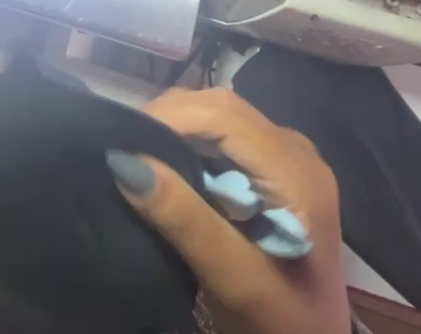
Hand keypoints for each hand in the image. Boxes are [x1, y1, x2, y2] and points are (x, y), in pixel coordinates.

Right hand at [108, 88, 348, 333]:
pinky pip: (224, 136)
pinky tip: (167, 162)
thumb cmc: (281, 321)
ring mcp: (287, 159)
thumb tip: (124, 160)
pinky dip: (189, 141)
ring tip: (138, 150)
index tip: (122, 136)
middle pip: (222, 109)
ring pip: (220, 116)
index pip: (225, 116)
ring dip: (176, 127)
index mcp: (297, 174)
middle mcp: (296, 152)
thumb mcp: (234, 278)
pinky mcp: (274, 170)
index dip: (170, 117)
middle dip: (169, 117)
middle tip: (123, 143)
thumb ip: (185, 220)